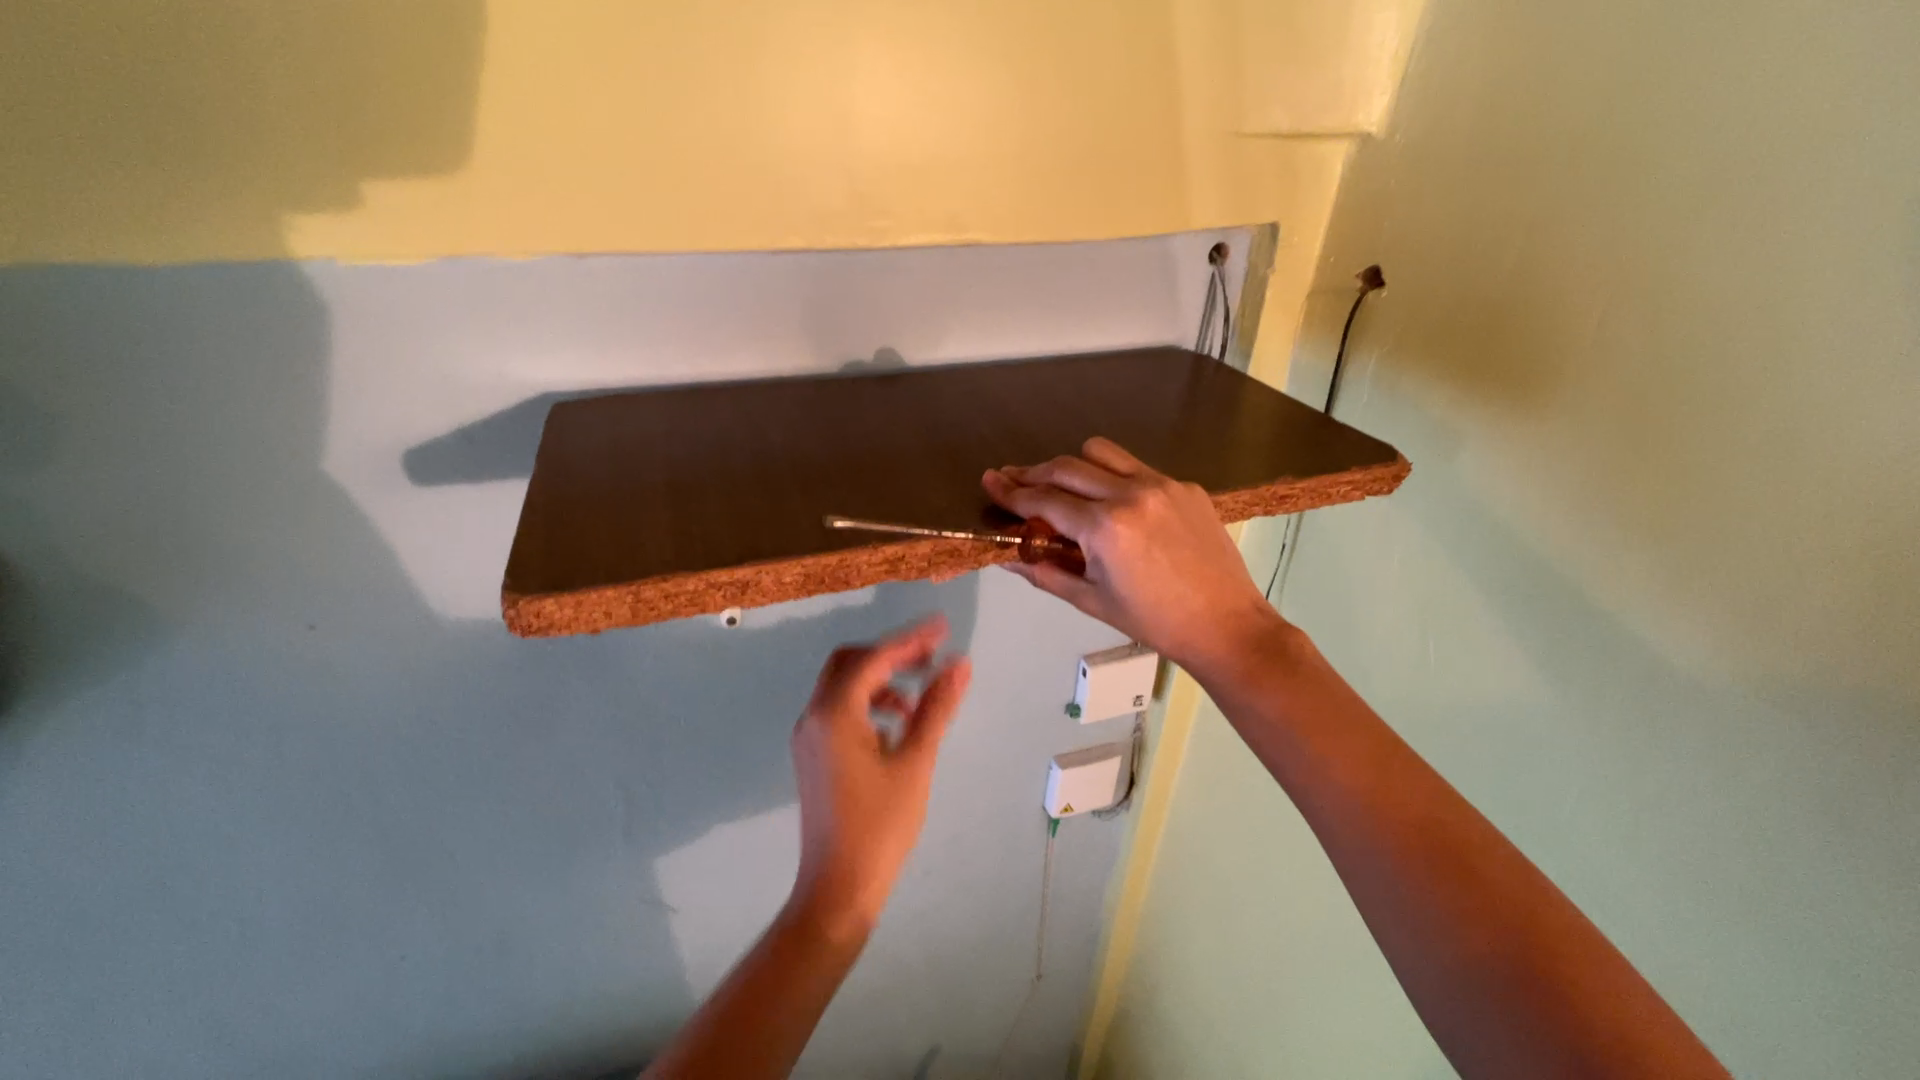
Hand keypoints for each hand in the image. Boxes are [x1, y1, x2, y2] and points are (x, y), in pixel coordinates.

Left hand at [789, 616, 971, 934]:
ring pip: (842, 687)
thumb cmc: (881, 825)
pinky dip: (868, 705)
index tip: (945, 629)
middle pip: (850, 663)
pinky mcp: (813, 757)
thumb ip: (936, 708)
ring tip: (919, 697)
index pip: (875, 658)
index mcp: (834, 712)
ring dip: (880, 680)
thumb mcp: (916, 762)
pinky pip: (839, 711)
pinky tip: (896, 727)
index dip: (912, 640)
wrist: (839, 887)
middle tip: (931, 658)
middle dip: (891, 654)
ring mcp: (808, 738)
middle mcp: (813, 716)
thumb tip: (959, 664)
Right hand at [981, 437, 1282, 671]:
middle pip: (1066, 467)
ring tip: (1062, 486)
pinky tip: (1114, 505)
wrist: (1225, 623)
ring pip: (1102, 453)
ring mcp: (1162, 484)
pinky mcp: (1185, 486)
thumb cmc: (1153, 621)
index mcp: (1105, 528)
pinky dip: (1114, 478)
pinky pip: (1137, 468)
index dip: (1011, 492)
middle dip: (1033, 473)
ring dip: (1074, 465)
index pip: (1044, 501)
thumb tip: (1006, 557)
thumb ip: (1045, 573)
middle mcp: (1131, 494)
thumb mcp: (1092, 601)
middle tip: (1012, 479)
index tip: (989, 481)